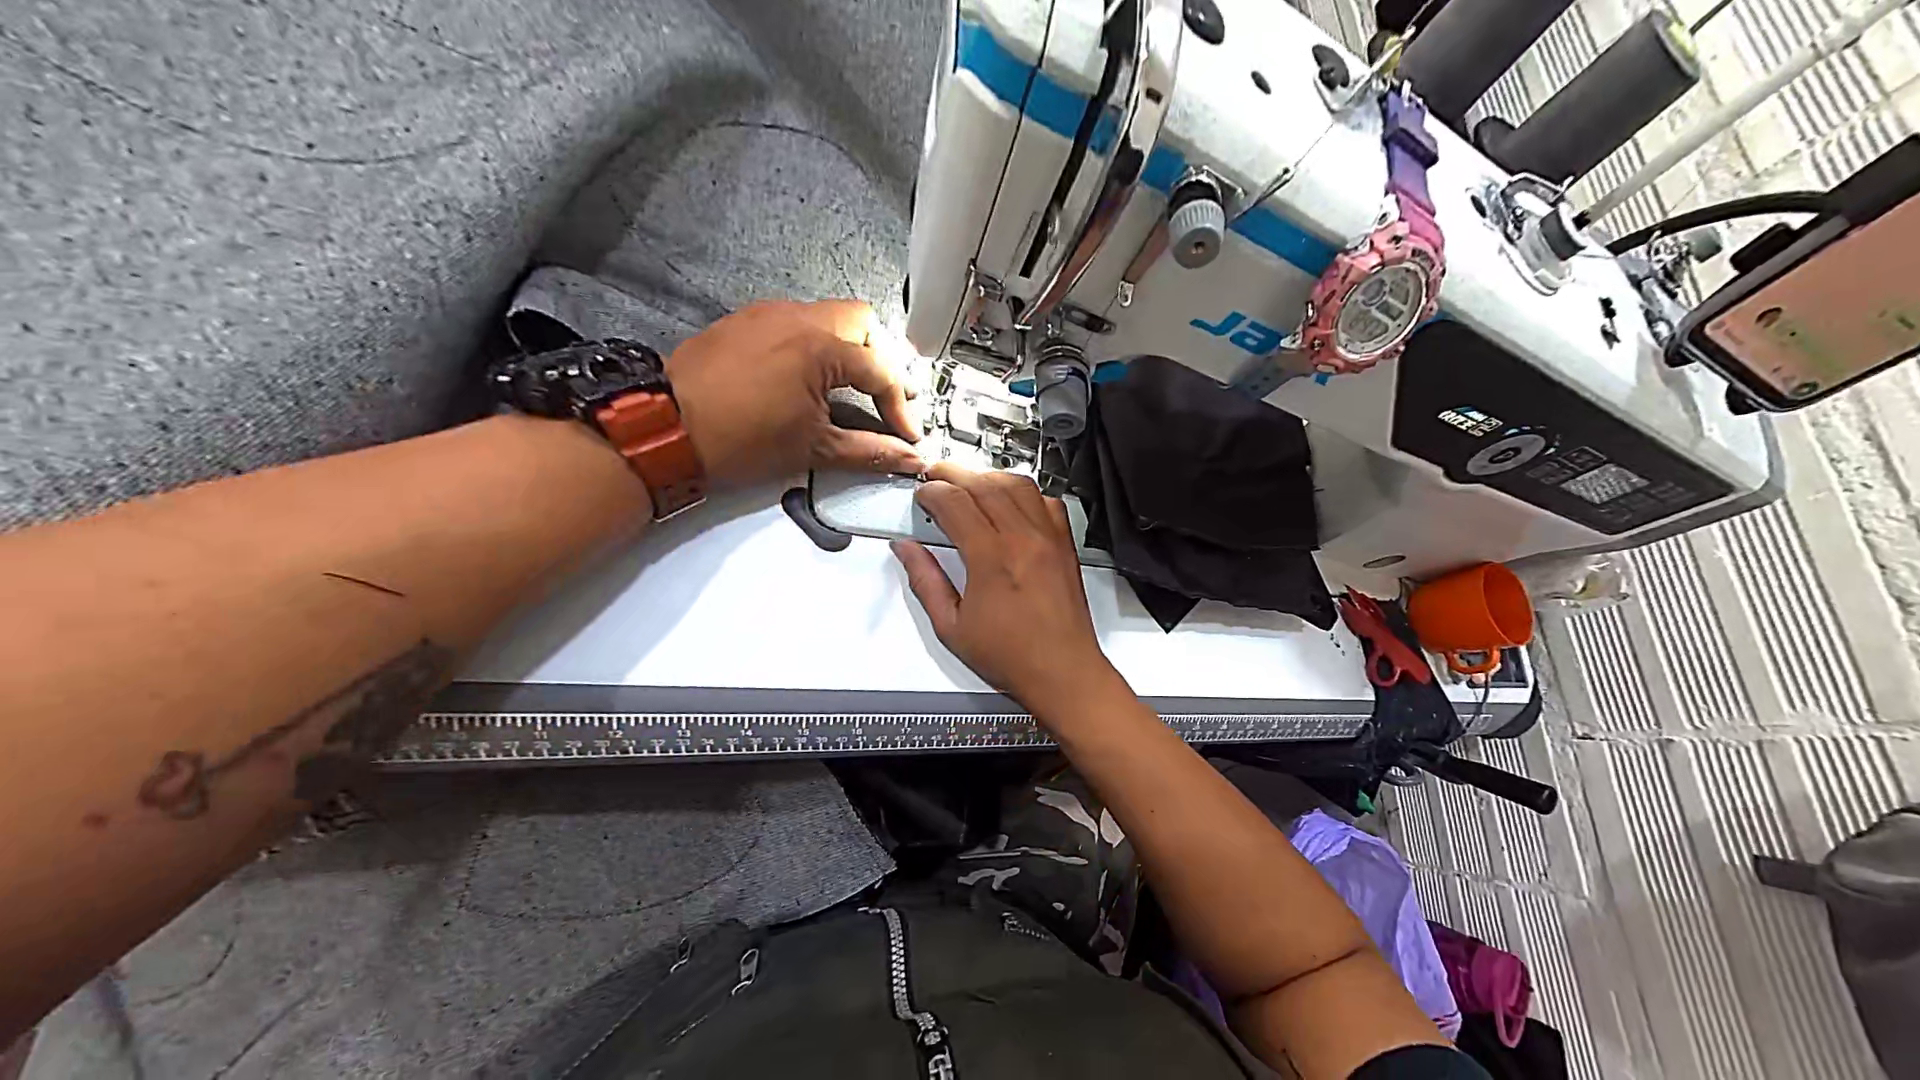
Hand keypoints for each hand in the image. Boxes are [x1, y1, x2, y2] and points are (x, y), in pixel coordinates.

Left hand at [665, 299, 923, 486]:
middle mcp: (797, 318)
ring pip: (830, 316)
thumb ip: (869, 451)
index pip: (882, 371)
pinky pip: (797, 322)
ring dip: (852, 348)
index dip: (902, 407)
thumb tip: (906, 458)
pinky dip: (818, 345)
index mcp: (820, 346)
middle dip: (884, 360)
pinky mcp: (746, 322)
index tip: (906, 434)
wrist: (664, 430)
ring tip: (855, 388)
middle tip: (890, 397)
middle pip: (865, 323)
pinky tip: (814, 378)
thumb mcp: (812, 449)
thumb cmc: (733, 439)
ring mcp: (768, 314)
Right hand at [891, 463, 1119, 714]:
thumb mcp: (952, 627)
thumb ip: (926, 582)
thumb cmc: (1013, 657)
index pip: (956, 502)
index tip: (923, 494)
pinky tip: (1012, 502)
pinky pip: (1047, 502)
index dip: (932, 492)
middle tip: (937, 477)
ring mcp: (1049, 539)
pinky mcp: (1065, 545)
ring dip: (989, 477)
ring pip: (1018, 484)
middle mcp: (1024, 541)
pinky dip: (1026, 493)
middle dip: (954, 474)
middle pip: (984, 484)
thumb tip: (907, 551)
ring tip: (970, 483)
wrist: (1063, 672)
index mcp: (992, 559)